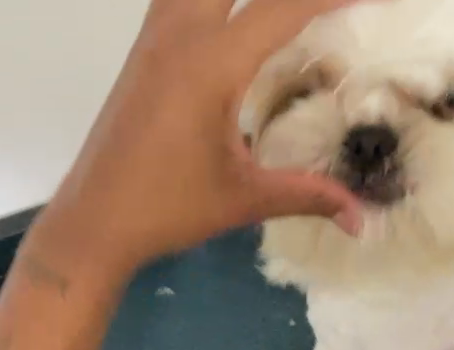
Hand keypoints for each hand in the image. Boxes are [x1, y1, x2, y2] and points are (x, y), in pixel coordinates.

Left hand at [25, 0, 364, 284]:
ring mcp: (154, 39)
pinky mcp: (140, 53)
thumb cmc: (166, 211)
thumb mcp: (242, 200)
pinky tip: (226, 20)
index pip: (285, 6)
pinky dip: (208, 3)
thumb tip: (360, 219)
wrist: (93, 223)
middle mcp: (181, 34)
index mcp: (212, 63)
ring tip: (274, 11)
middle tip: (317, 4)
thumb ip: (306, 195)